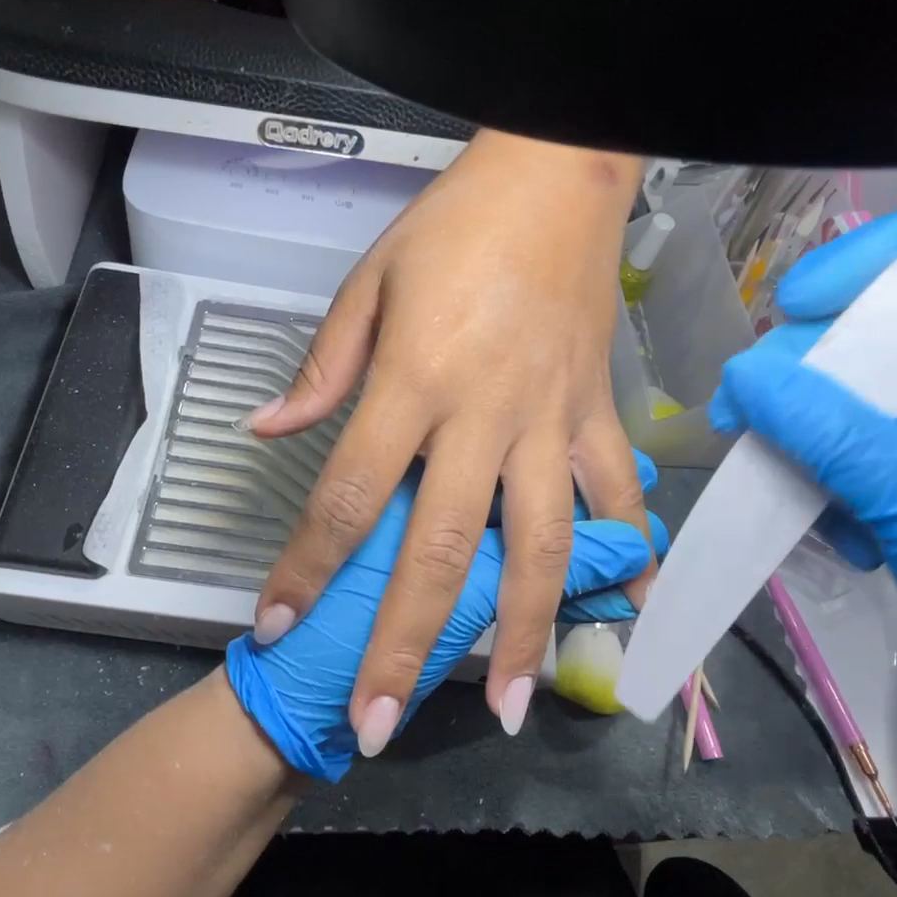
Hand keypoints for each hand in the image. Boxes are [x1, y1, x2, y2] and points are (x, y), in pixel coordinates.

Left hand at [244, 130, 650, 748]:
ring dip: (525, 630)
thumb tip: (267, 431)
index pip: (349, 493)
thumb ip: (323, 369)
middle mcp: (483, 416)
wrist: (554, 174)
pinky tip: (629, 607)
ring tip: (512, 705)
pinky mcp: (599, 412)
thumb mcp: (368, 282)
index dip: (309, 564)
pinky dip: (629, 551)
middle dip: (407, 643)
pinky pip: (617, 492)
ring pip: (541, 544)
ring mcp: (551, 420)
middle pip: (441, 547)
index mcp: (414, 380)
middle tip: (378, 722)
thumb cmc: (450, 225)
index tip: (279, 625)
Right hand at [708, 204, 896, 822]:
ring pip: (853, 392)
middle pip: (878, 327)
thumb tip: (741, 376)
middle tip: (738, 416)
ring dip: (807, 439)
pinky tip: (840, 528)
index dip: (867, 262)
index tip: (793, 305)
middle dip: (802, 374)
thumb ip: (827, 431)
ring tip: (786, 488)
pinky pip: (853, 444)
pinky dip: (828, 478)